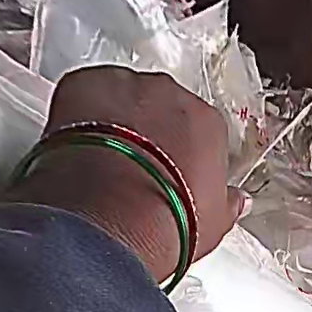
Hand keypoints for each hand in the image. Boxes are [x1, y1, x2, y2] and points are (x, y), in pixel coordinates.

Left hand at [4, 66, 247, 281]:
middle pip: (156, 108)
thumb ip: (227, 204)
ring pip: (118, 98)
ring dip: (109, 124)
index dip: (177, 155)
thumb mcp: (213, 225)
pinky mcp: (84, 85)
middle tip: (128, 172)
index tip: (166, 175)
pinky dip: (75, 115)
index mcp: (208, 124)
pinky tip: (73, 148)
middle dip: (144, 134)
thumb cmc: (167, 225)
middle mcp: (171, 95)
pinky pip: (81, 91)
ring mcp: (126, 88)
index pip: (196, 129)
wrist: (115, 220)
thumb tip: (237, 200)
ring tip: (96, 166)